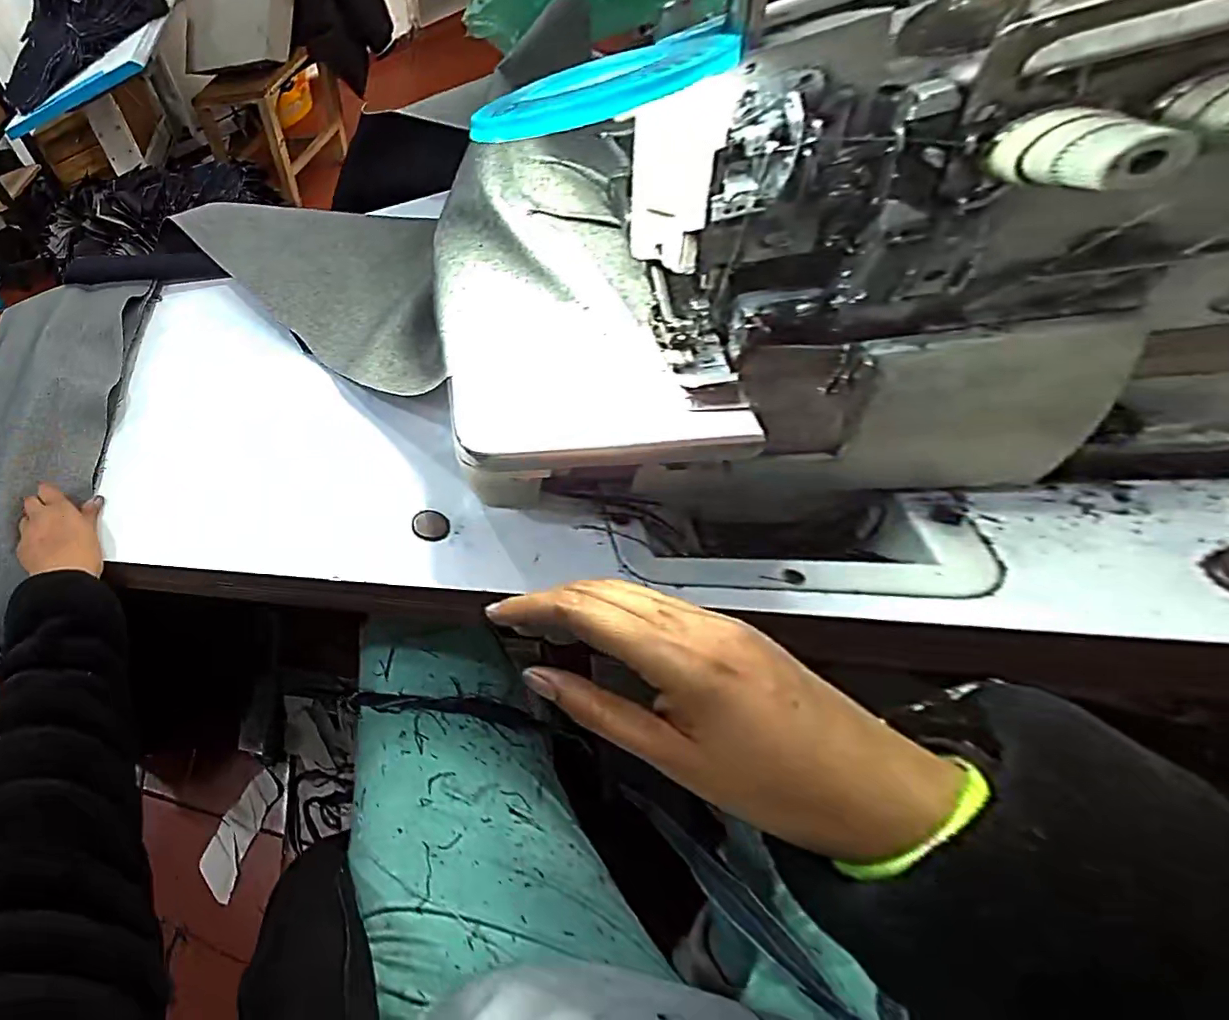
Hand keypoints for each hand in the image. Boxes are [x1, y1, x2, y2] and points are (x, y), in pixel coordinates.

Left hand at [16, 483, 104, 577]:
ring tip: (45, 533)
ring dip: (32, 523)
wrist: (64, 580)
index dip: (49, 492)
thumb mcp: (92, 531)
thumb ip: (89, 514)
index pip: (46, 489)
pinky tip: (39, 550)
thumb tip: (94, 502)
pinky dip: (29, 542)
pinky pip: (22, 540)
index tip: (54, 496)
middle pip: (30, 501)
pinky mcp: (21, 550)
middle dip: (37, 505)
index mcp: (59, 508)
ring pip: (24, 520)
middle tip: (50, 514)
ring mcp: (28, 533)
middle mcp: (40, 517)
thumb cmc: (81, 555)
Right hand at [488, 579, 963, 863]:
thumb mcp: (675, 760)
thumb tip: (541, 678)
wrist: (886, 795)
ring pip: (629, 590)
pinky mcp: (732, 629)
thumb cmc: (780, 788)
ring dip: (580, 599)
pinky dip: (613, 607)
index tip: (499, 615)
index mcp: (684, 657)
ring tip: (547, 624)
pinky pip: (656, 602)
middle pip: (603, 589)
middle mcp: (700, 624)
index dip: (533, 606)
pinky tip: (600, 630)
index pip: (586, 609)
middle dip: (550, 597)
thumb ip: (598, 710)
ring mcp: (720, 621)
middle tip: (516, 620)